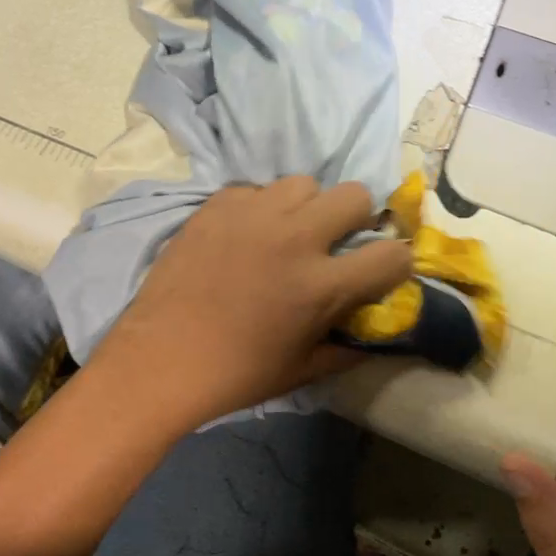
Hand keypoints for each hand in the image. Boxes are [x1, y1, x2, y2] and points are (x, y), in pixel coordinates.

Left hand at [87, 176, 414, 428]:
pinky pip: (255, 189)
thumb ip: (347, 346)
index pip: (392, 254)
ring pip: (303, 183)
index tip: (380, 271)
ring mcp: (254, 214)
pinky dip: (259, 208)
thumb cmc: (237, 373)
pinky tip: (244, 235)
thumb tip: (373, 332)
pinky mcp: (218, 204)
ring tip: (286, 232)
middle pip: (355, 194)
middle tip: (333, 242)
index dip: (394, 263)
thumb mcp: (303, 370)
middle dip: (355, 218)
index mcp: (322, 283)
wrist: (162, 358)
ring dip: (305, 206)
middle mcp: (295, 237)